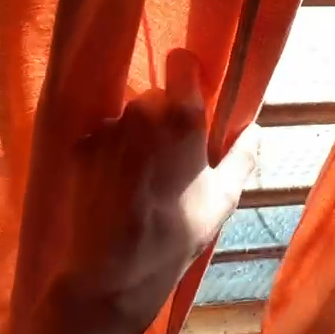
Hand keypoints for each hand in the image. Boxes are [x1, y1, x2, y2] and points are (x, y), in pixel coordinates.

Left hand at [42, 49, 257, 333]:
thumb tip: (254, 127)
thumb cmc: (178, 234)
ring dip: (134, 135)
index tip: (190, 97)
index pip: (182, 62)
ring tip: (139, 178)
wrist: (113, 271)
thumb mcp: (224, 199)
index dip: (186, 76)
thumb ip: (242, 155)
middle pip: (155, 97)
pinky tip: (114, 185)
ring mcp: (107, 128)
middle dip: (162, 119)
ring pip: (127, 117)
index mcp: (182, 118)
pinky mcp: (80, 147)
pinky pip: (102, 136)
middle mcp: (141, 111)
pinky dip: (109, 152)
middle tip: (169, 159)